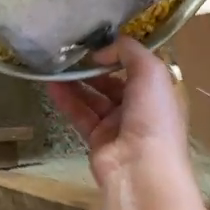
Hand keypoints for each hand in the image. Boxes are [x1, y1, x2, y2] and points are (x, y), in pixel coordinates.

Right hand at [46, 39, 192, 191]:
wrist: (141, 168)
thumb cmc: (154, 117)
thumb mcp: (151, 72)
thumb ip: (128, 52)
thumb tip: (101, 50)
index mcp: (159, 92)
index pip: (138, 67)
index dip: (119, 53)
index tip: (97, 40)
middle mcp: (140, 107)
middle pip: (113, 82)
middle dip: (94, 67)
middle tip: (71, 52)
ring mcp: (118, 124)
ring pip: (94, 97)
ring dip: (76, 81)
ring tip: (54, 65)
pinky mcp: (97, 138)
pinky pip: (80, 114)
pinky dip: (66, 99)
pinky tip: (50, 84)